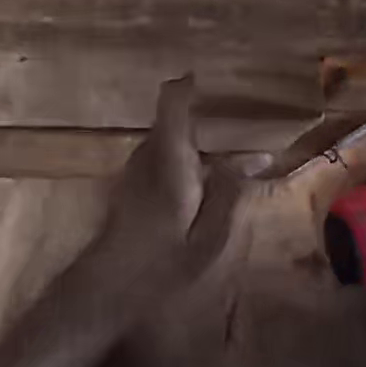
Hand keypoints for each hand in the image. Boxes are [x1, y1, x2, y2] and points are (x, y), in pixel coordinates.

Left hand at [66, 77, 262, 322]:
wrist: (107, 287)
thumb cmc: (161, 262)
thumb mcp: (209, 234)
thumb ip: (230, 190)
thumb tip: (258, 156)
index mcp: (169, 156)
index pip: (174, 98)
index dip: (193, 82)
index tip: (223, 79)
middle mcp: (148, 152)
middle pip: (176, 117)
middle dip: (209, 116)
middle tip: (246, 121)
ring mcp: (135, 166)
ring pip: (170, 138)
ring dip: (198, 140)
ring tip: (233, 151)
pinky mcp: (131, 182)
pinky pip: (163, 156)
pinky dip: (186, 158)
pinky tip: (206, 183)